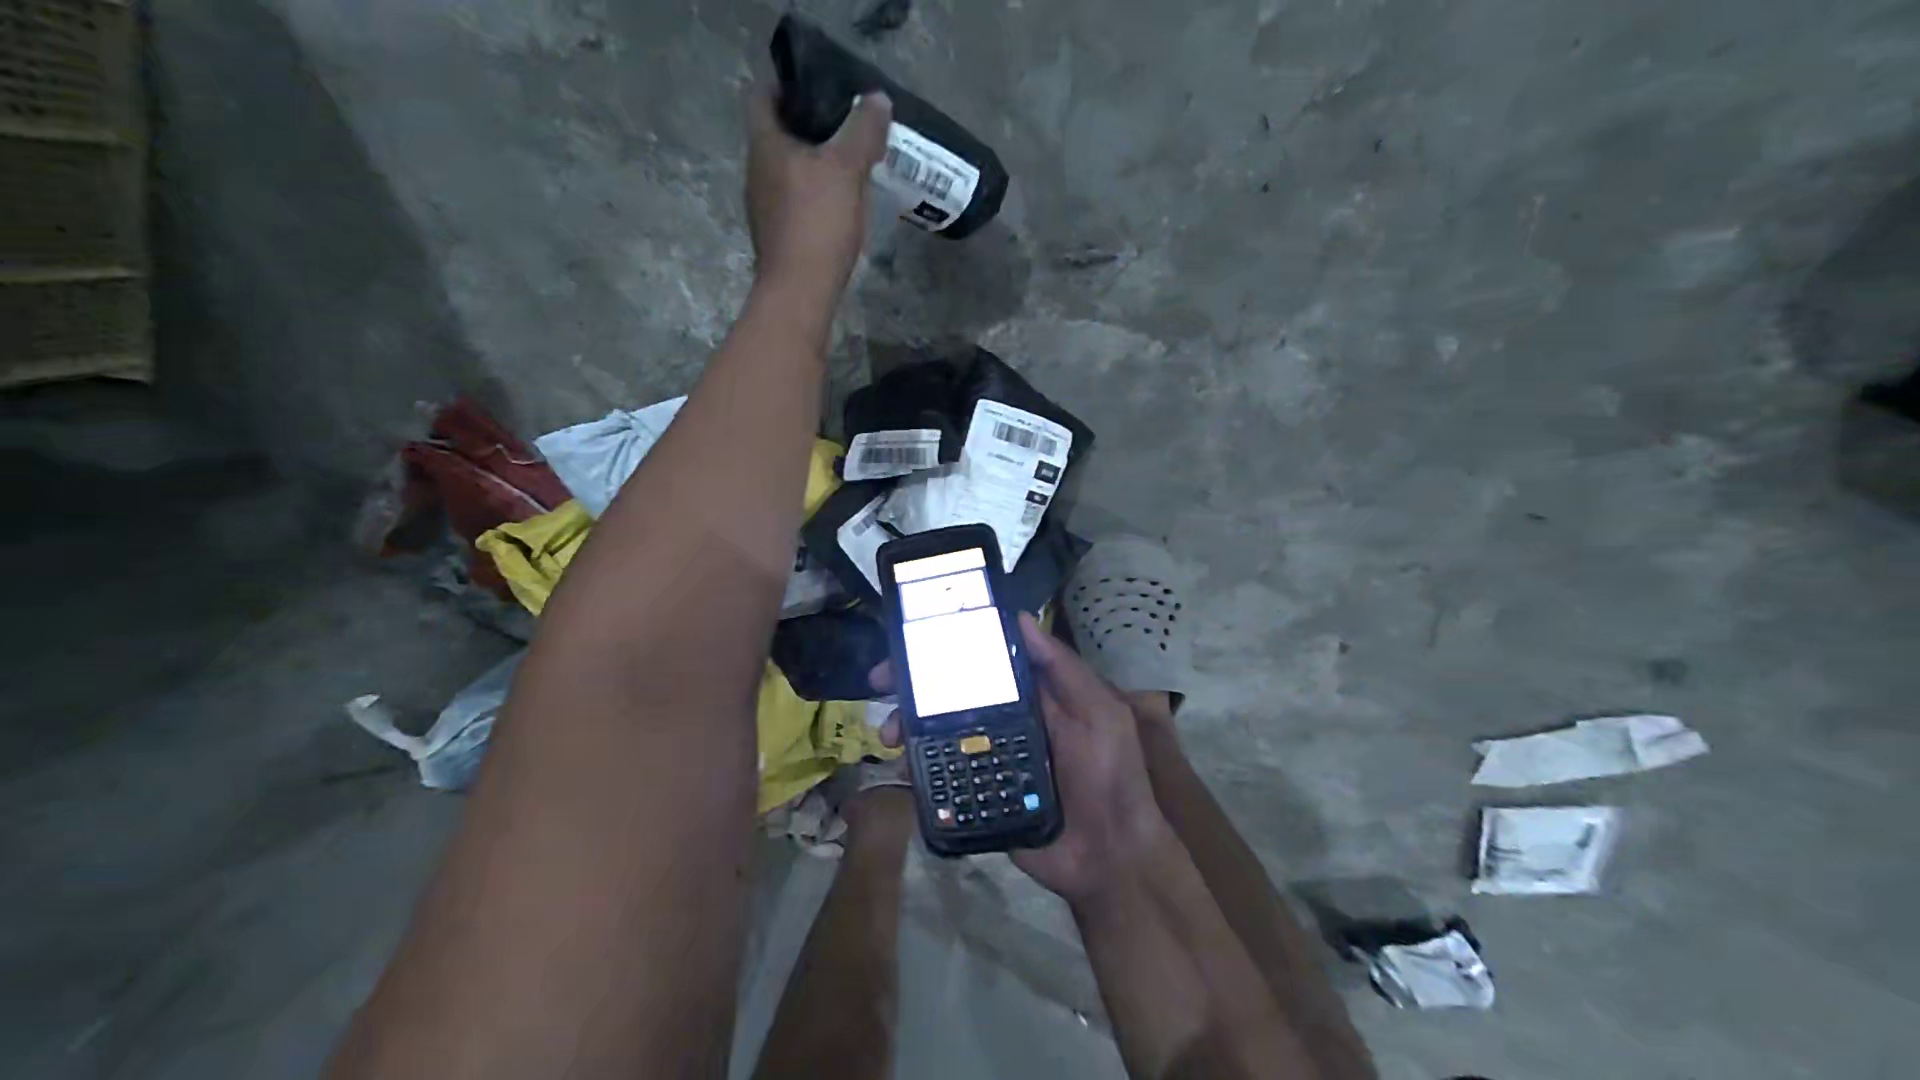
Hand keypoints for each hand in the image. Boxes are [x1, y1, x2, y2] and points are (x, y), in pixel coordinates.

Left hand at [744, 85, 891, 294]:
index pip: (761, 95)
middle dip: (806, 126)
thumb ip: (863, 130)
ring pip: (785, 170)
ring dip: (810, 163)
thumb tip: (877, 99)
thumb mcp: (847, 169)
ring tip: (845, 164)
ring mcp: (763, 207)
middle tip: (842, 126)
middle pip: (775, 134)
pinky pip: (792, 202)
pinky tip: (837, 205)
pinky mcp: (776, 236)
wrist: (800, 292)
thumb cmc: (818, 222)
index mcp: (764, 145)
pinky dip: (812, 195)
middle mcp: (755, 172)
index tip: (818, 88)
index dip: (785, 84)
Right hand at [869, 613, 1176, 903]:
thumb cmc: (1111, 776)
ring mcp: (988, 759)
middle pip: (950, 695)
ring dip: (908, 726)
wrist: (1110, 857)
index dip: (948, 648)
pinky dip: (917, 768)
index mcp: (1031, 697)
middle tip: (880, 686)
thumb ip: (1063, 669)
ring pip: (938, 732)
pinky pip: (941, 776)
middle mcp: (1004, 722)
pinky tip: (903, 767)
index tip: (912, 641)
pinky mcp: (978, 795)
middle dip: (912, 686)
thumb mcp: (1099, 713)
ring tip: (891, 735)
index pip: (983, 662)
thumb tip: (1021, 617)